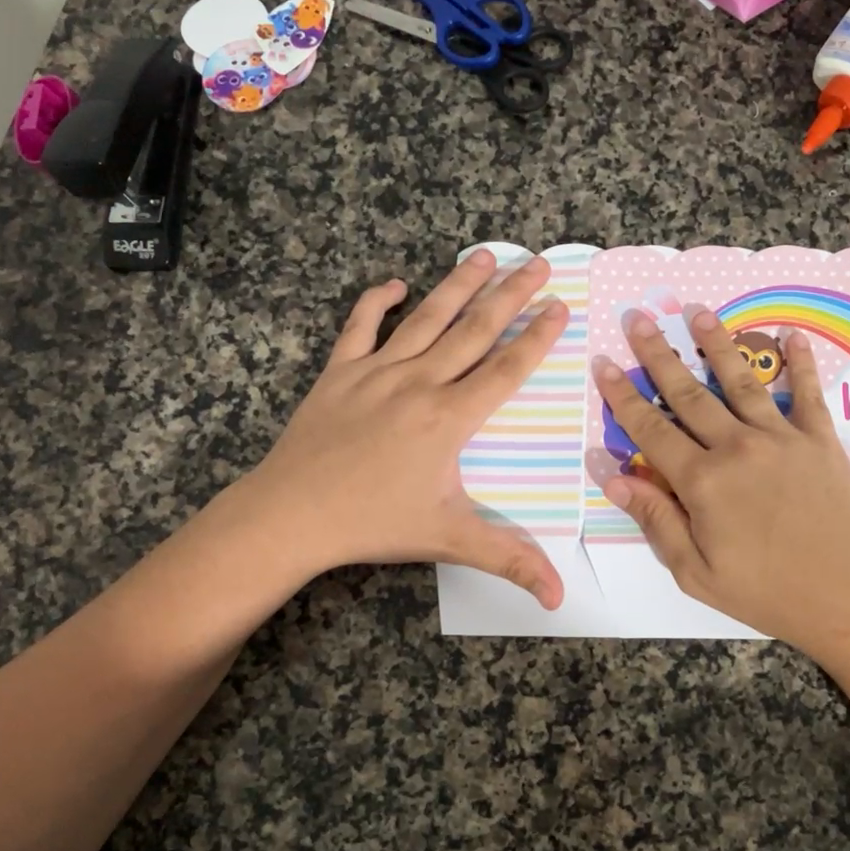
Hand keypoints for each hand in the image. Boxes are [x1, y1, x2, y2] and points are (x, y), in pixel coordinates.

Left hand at [237, 250, 568, 607]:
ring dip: (458, 285)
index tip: (559, 306)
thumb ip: (508, 558)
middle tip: (538, 262)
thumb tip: (559, 595)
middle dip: (511, 294)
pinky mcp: (339, 373)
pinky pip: (360, 327)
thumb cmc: (373, 524)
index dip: (537, 337)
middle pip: (475, 330)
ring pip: (426, 318)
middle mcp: (420, 383)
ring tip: (484, 255)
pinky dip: (376, 302)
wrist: (290, 514)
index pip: (506, 369)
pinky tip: (394, 283)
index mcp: (450, 418)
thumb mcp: (449, 539)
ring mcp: (376, 372)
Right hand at [591, 306, 849, 658]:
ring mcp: (782, 439)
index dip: (622, 397)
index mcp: (703, 482)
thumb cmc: (766, 594)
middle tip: (638, 318)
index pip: (650, 430)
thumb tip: (610, 475)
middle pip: (688, 393)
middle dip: (658, 354)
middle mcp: (738, 448)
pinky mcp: (821, 441)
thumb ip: (655, 519)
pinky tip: (791, 336)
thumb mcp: (695, 572)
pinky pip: (807, 392)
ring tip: (697, 312)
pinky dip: (800, 362)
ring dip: (715, 344)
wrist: (848, 597)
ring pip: (740, 381)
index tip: (603, 365)